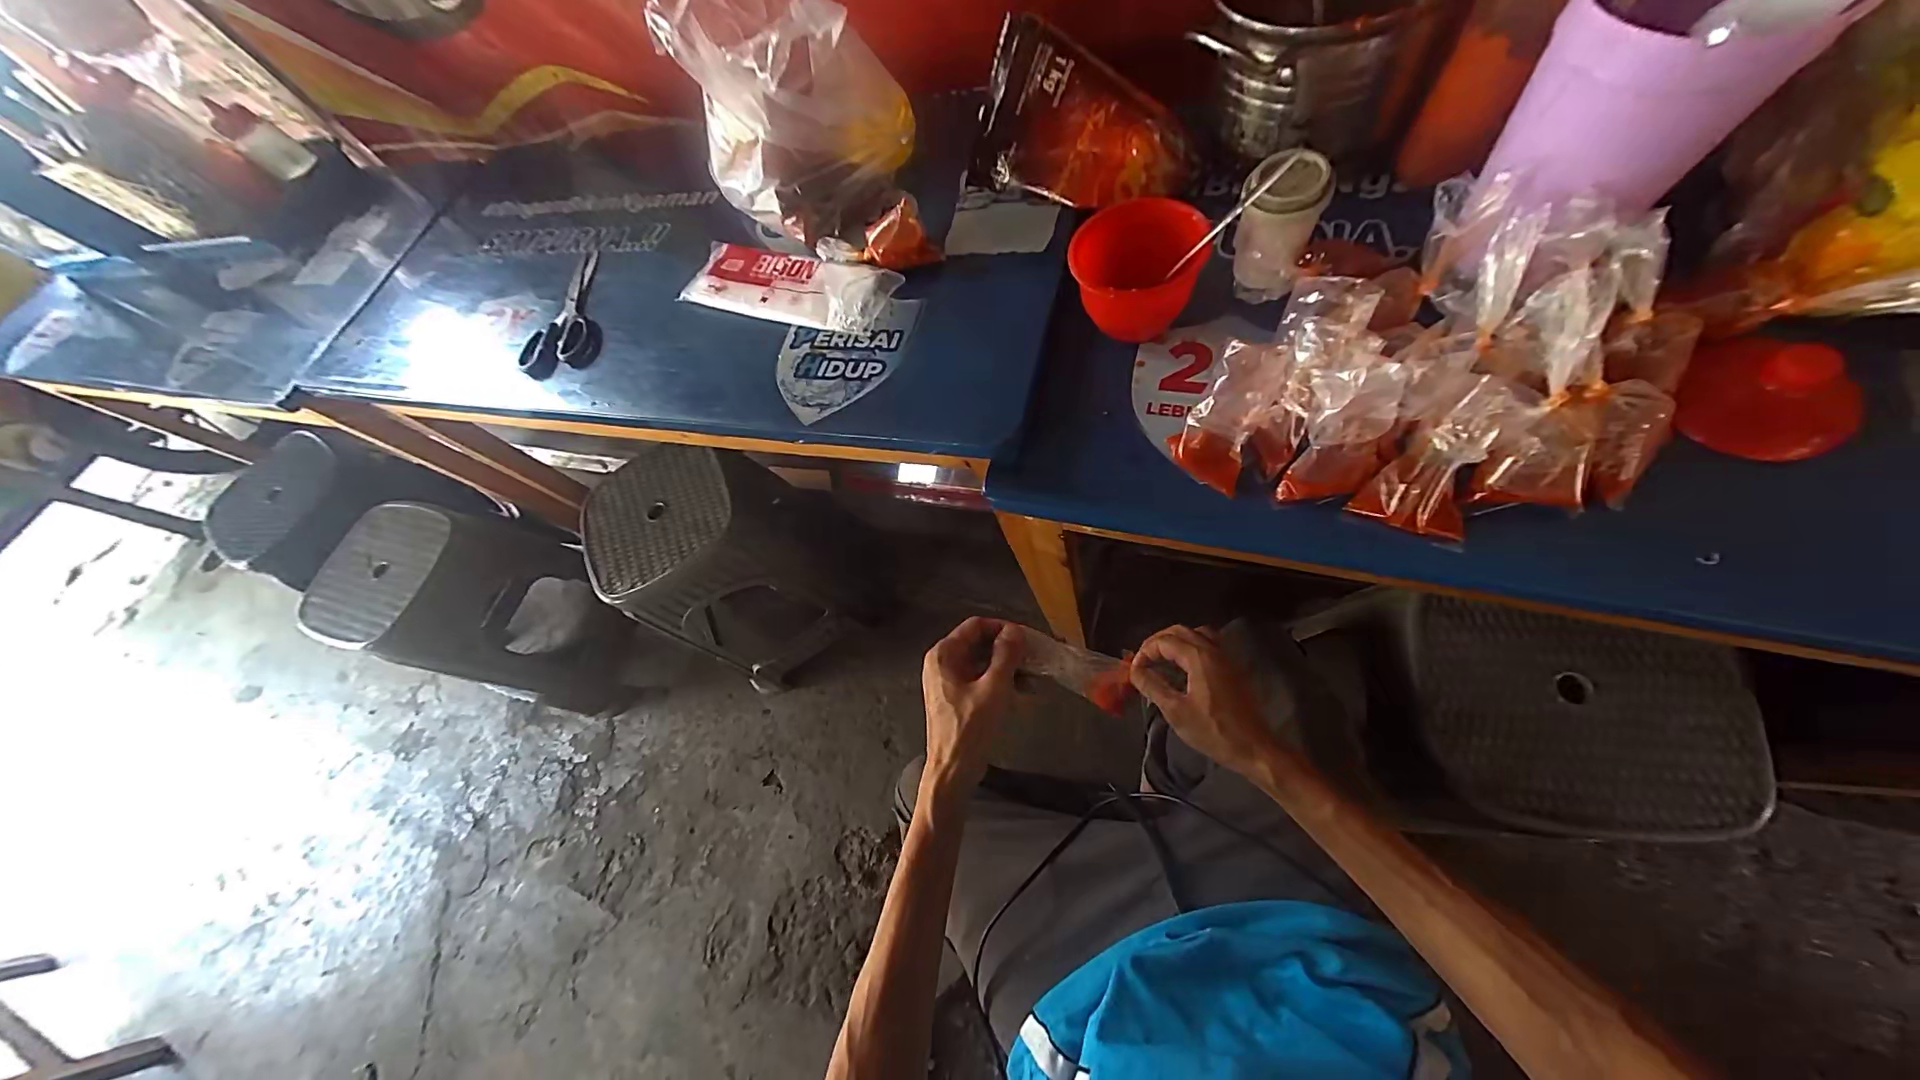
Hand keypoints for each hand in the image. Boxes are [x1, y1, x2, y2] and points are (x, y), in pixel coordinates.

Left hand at [920, 617, 1023, 799]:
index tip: (1028, 638)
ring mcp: (949, 680)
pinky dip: (1001, 680)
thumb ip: (1006, 655)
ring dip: (1008, 665)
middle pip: (980, 642)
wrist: (953, 770)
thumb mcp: (994, 688)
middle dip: (1009, 648)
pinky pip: (982, 678)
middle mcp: (943, 662)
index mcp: (944, 654)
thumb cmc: (970, 728)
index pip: (976, 625)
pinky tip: (1024, 690)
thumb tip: (1015, 631)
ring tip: (1034, 675)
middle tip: (1035, 656)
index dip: (1003, 628)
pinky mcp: (958, 696)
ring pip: (983, 661)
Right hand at [1130, 625, 1277, 776]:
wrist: (1254, 748)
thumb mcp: (1175, 711)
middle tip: (1143, 659)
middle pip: (1181, 631)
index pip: (1164, 641)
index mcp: (1199, 657)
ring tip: (1162, 658)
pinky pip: (1210, 644)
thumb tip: (1135, 671)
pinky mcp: (1234, 668)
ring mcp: (1227, 658)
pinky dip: (1192, 646)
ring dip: (1176, 641)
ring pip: (1197, 634)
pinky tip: (1185, 665)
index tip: (1135, 670)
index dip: (1145, 652)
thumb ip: (1152, 686)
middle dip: (1157, 642)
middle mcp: (1214, 650)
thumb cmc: (1213, 731)